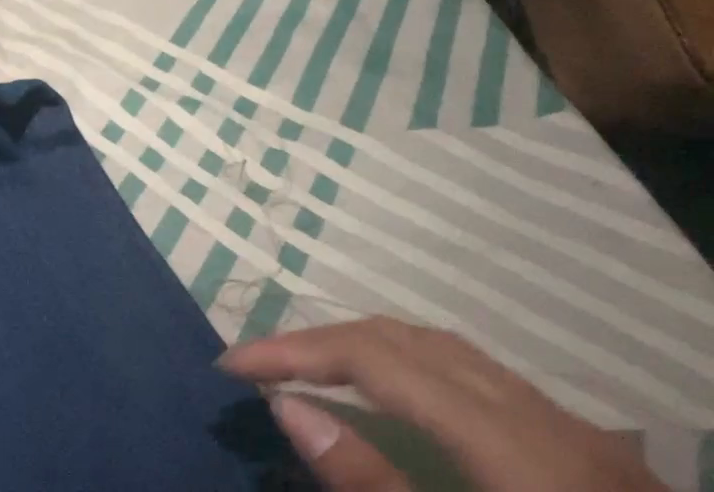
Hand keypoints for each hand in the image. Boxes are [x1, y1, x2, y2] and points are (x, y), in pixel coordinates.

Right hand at [221, 317, 664, 491]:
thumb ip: (371, 482)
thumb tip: (284, 406)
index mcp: (511, 442)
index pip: (374, 359)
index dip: (292, 352)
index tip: (230, 364)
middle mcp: (540, 417)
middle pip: (404, 340)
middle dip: (320, 342)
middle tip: (260, 365)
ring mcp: (571, 430)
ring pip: (443, 349)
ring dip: (364, 346)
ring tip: (311, 368)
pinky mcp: (587, 449)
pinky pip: (476, 373)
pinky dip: (411, 364)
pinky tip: (395, 393)